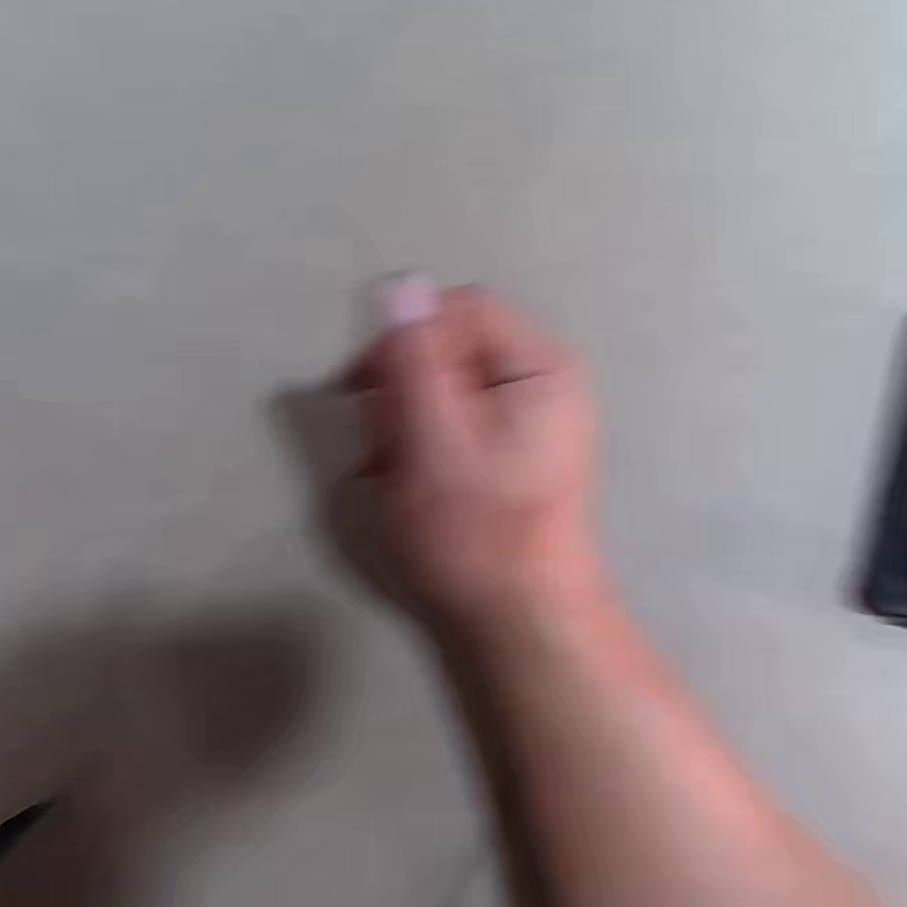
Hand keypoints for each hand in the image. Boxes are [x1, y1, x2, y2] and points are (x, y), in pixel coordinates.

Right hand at [346, 277, 602, 635]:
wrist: (522, 618)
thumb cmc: (478, 536)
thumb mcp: (436, 443)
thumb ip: (417, 362)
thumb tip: (403, 288)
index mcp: (540, 366)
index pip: (459, 310)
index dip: (405, 337)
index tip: (364, 386)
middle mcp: (541, 380)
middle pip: (452, 346)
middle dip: (403, 389)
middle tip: (383, 445)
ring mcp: (528, 414)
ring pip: (444, 385)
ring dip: (404, 418)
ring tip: (392, 469)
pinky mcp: (510, 445)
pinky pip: (452, 417)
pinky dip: (420, 440)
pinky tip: (406, 477)